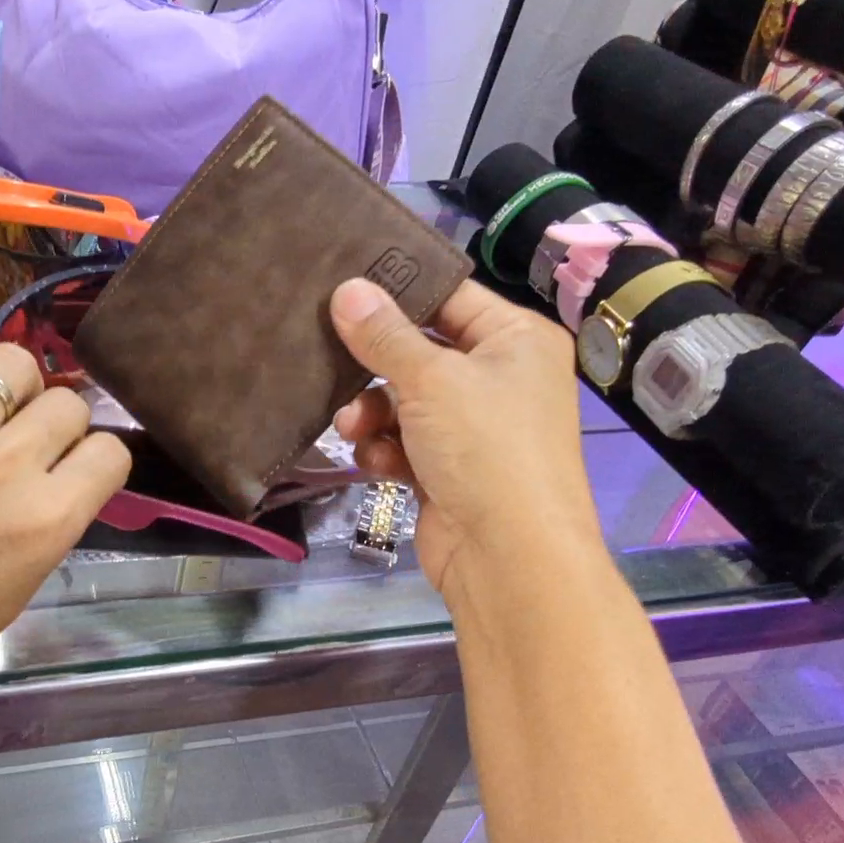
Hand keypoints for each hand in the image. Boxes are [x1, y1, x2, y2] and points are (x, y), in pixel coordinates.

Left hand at [0, 343, 129, 718]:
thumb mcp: (16, 588)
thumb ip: (45, 524)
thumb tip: (51, 480)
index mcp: (47, 521)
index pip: (110, 453)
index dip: (95, 462)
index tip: (73, 472)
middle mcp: (8, 465)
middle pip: (68, 403)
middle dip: (57, 425)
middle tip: (26, 448)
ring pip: (12, 366)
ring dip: (9, 394)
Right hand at [330, 277, 603, 607]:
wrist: (507, 555)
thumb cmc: (484, 448)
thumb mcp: (431, 380)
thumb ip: (384, 335)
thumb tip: (346, 287)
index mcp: (516, 340)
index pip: (450, 297)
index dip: (397, 293)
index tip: (341, 288)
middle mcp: (499, 378)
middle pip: (421, 353)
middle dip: (375, 367)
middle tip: (327, 359)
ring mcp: (474, 428)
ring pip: (404, 403)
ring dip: (372, 414)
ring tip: (350, 428)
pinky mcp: (448, 469)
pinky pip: (405, 444)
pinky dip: (385, 451)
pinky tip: (374, 463)